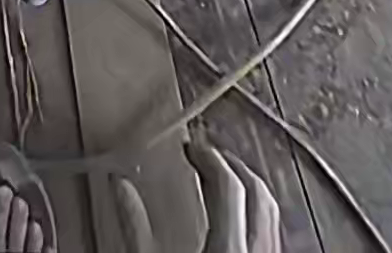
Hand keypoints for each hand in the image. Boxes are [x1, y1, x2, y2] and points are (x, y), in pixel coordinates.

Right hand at [111, 144, 278, 252]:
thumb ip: (134, 227)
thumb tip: (119, 184)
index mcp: (228, 250)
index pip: (228, 184)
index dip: (208, 158)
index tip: (188, 149)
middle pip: (259, 194)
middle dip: (235, 167)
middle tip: (206, 159)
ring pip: (272, 220)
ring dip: (248, 194)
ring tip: (219, 188)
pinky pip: (272, 244)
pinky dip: (255, 223)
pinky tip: (233, 231)